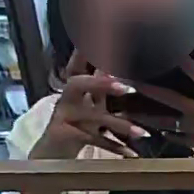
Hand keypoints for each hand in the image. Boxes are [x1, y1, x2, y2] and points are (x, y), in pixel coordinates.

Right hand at [22, 63, 148, 193]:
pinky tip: (132, 153)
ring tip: (142, 133)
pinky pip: (95, 141)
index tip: (102, 38)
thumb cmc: (76, 126)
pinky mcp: (67, 137)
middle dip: (101, 83)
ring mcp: (65, 119)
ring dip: (120, 124)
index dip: (87, 53)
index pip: (79, 66)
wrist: (51, 155)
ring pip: (93, 118)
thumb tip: (120, 70)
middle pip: (79, 84)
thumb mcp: (90, 105)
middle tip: (127, 87)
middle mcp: (67, 100)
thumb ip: (102, 89)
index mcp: (74, 90)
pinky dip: (115, 147)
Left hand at [135, 59, 193, 193]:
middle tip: (130, 82)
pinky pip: (172, 136)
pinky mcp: (192, 143)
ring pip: (165, 121)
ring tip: (126, 111)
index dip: (185, 64)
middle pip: (171, 99)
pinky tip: (145, 127)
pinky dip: (161, 131)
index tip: (170, 52)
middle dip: (149, 90)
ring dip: (144, 116)